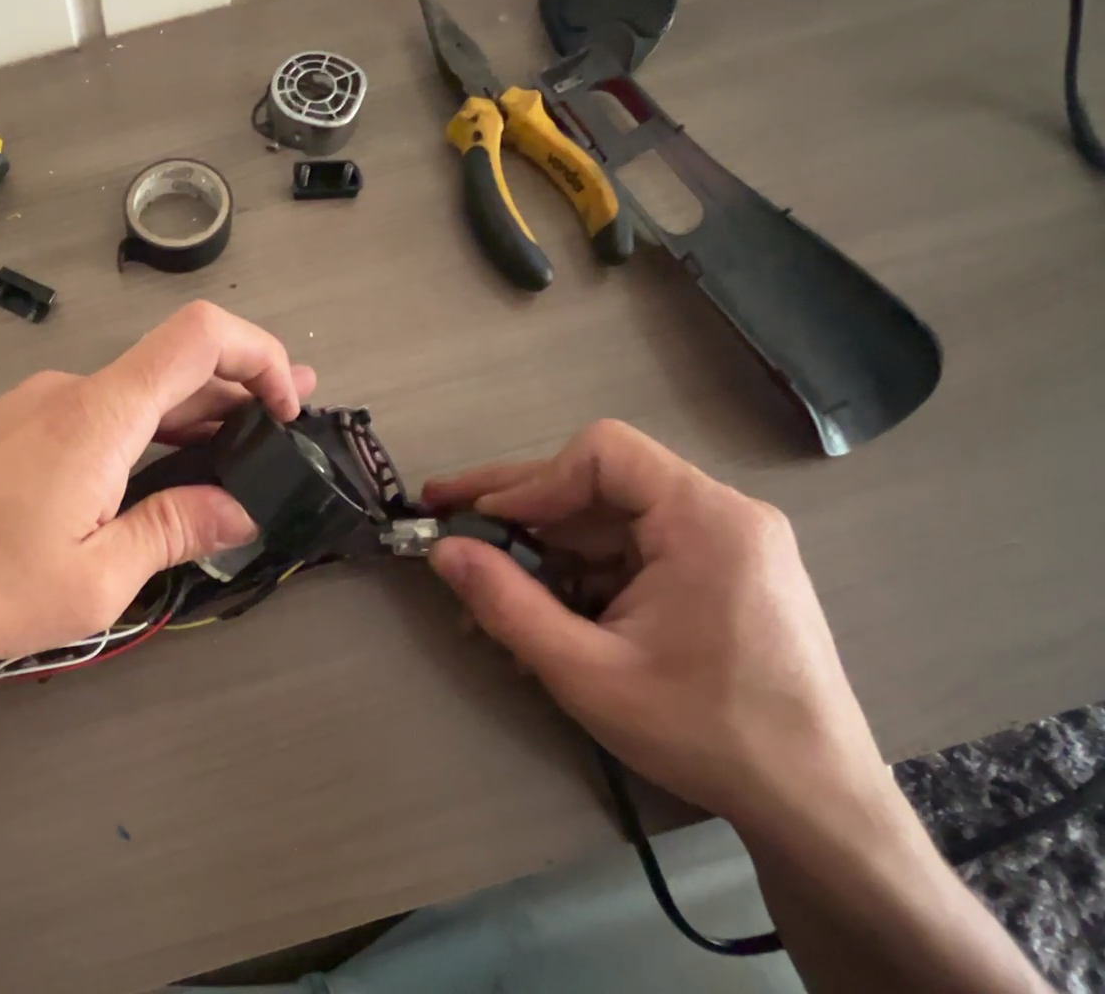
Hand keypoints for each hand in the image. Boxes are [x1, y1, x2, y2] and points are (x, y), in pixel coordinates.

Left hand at [0, 302, 313, 689]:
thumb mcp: (96, 579)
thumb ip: (175, 532)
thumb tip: (237, 511)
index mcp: (97, 417)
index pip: (199, 337)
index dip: (260, 353)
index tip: (288, 404)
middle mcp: (63, 392)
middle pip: (169, 368)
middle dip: (236, 395)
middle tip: (282, 427)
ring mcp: (25, 405)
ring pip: (126, 396)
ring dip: (182, 421)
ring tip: (226, 458)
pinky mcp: (1, 428)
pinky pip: (85, 415)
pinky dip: (131, 435)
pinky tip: (141, 476)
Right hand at [421, 420, 890, 837]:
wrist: (814, 803)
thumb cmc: (705, 732)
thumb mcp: (586, 671)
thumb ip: (506, 604)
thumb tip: (442, 550)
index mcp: (705, 521)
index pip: (603, 453)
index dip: (531, 481)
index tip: (480, 523)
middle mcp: (719, 516)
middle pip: (598, 484)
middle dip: (516, 509)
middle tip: (441, 516)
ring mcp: (720, 547)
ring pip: (605, 524)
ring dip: (539, 554)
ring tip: (481, 594)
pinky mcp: (713, 577)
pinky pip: (626, 556)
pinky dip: (575, 578)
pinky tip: (537, 616)